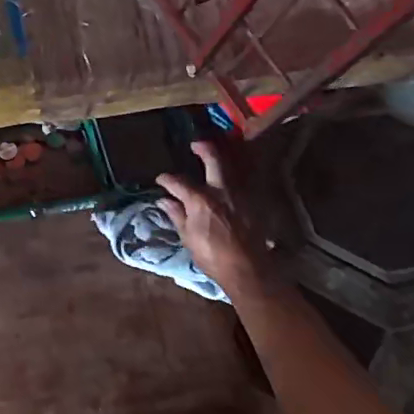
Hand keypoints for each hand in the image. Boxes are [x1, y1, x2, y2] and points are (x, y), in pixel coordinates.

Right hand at [156, 141, 268, 296]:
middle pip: (214, 163)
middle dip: (204, 150)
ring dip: (222, 162)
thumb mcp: (187, 236)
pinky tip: (229, 181)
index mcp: (200, 200)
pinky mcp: (253, 205)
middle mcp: (222, 192)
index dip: (167, 180)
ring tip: (214, 157)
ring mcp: (240, 197)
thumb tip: (165, 200)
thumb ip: (177, 215)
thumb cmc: (211, 255)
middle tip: (196, 144)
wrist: (247, 269)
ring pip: (232, 171)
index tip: (160, 180)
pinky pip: (242, 184)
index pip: (179, 183)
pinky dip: (233, 179)